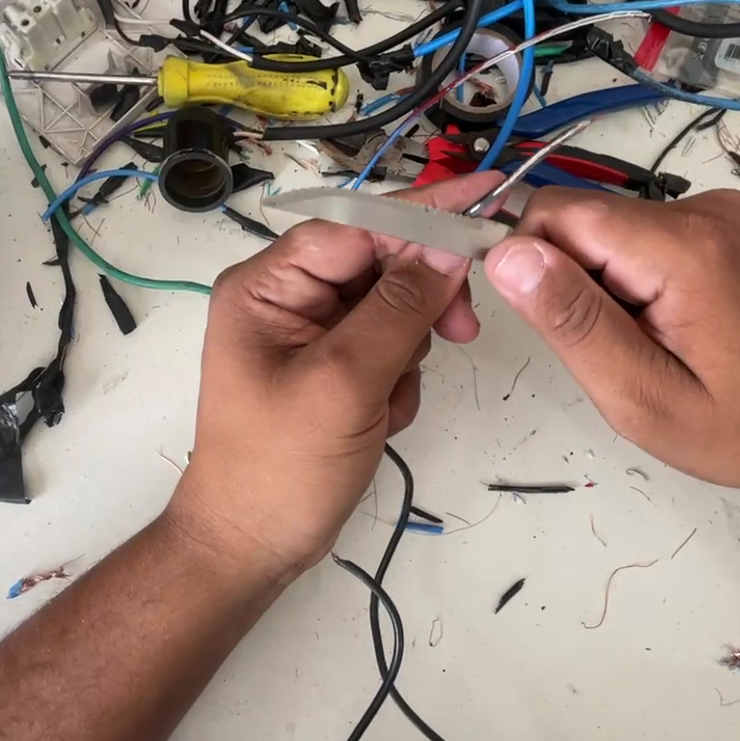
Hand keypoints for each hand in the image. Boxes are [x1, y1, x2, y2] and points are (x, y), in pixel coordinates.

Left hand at [167, 173, 505, 580]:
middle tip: (462, 331)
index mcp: (265, 287)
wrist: (254, 543)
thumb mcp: (345, 382)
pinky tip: (380, 418)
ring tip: (385, 403)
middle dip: (420, 300)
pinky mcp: (332, 367)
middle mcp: (285, 299)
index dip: (419, 213)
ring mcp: (309, 334)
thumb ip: (400, 310)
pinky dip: (397, 379)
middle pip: (378, 263)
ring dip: (407, 352)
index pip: (353, 226)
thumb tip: (449, 248)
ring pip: (392, 307)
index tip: (485, 197)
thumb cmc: (282, 467)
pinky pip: (388, 347)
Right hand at [481, 187, 739, 506]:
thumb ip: (572, 321)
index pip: (555, 212)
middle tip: (609, 351)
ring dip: (603, 284)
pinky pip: (645, 237)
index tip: (549, 325)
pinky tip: (672, 329)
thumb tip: (506, 253)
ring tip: (647, 345)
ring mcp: (725, 212)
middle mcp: (705, 208)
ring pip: (611, 230)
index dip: (527, 262)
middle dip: (568, 280)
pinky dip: (634, 279)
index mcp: (683, 247)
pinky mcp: (733, 226)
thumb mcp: (642, 396)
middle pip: (583, 218)